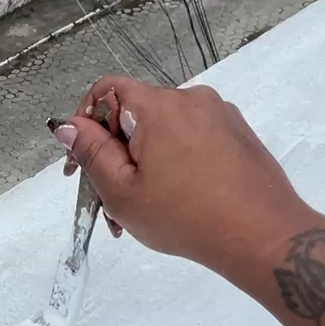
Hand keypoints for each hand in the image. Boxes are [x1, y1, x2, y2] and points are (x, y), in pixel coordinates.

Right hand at [53, 75, 317, 282]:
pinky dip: (170, 164)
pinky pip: (189, 140)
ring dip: (141, 164)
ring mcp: (218, 115)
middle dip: (114, 153)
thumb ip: (91, 152)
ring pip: (161, 131)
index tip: (80, 164)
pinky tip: (171, 202)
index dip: (84, 123)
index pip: (107, 90)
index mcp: (158, 107)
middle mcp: (190, 99)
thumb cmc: (182, 216)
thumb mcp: (121, 190)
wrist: (260, 234)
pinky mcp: (236, 133)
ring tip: (139, 210)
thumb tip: (65, 123)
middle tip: (107, 202)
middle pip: (134, 115)